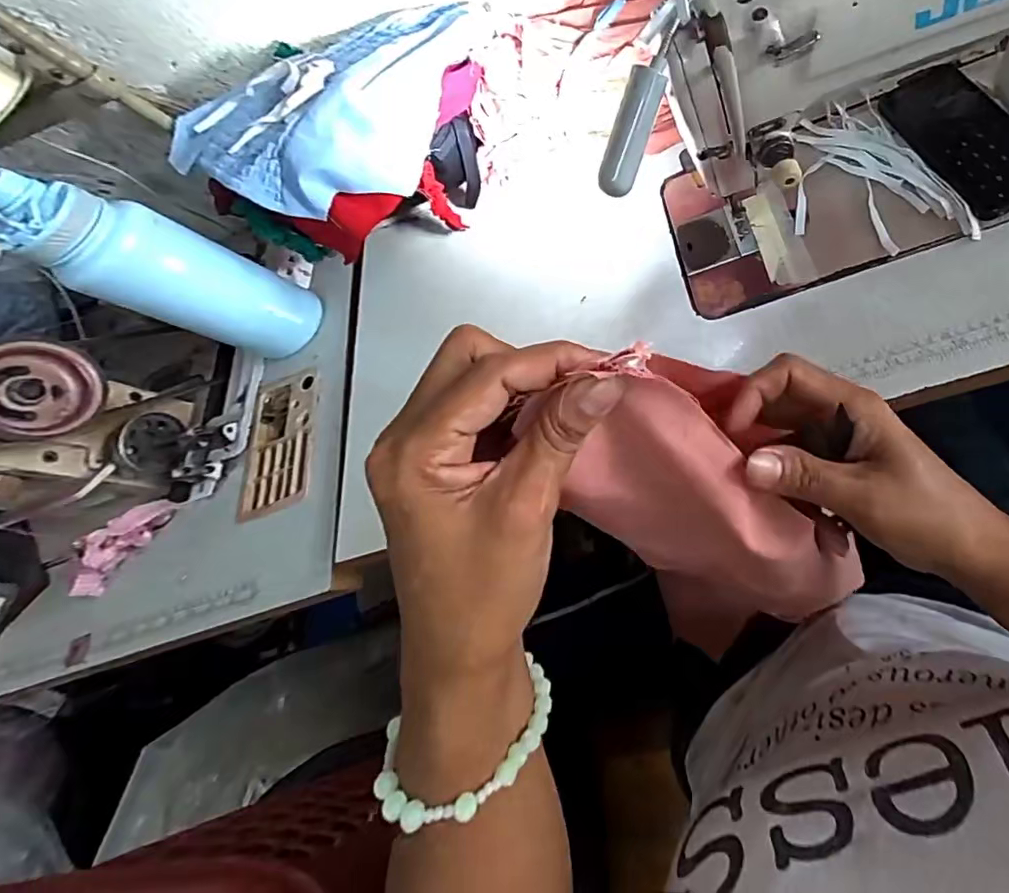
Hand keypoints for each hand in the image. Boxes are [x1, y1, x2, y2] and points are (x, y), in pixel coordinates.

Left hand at [365, 325, 624, 683]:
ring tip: (567, 407)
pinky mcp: (433, 457)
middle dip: (527, 363)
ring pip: (470, 375)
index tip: (603, 364)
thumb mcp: (528, 507)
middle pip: (466, 358)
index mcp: (415, 450)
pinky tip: (542, 426)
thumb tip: (605, 382)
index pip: (486, 374)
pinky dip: (513, 404)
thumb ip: (560, 434)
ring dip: (522, 381)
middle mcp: (403, 435)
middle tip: (577, 389)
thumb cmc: (488, 590)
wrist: (458, 650)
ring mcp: (414, 445)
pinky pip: (474, 404)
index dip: (549, 360)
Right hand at [722, 354, 1008, 578]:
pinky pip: (802, 469)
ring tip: (764, 502)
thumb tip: (747, 463)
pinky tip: (810, 524)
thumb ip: (804, 476)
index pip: (788, 373)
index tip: (732, 433)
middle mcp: (841, 416)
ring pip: (787, 442)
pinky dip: (796, 492)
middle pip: (781, 406)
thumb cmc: (924, 512)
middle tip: (726, 465)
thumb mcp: (861, 495)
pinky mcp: (842, 469)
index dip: (753, 392)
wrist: (969, 547)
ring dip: (775, 471)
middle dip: (753, 432)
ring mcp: (841, 443)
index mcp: (851, 405)